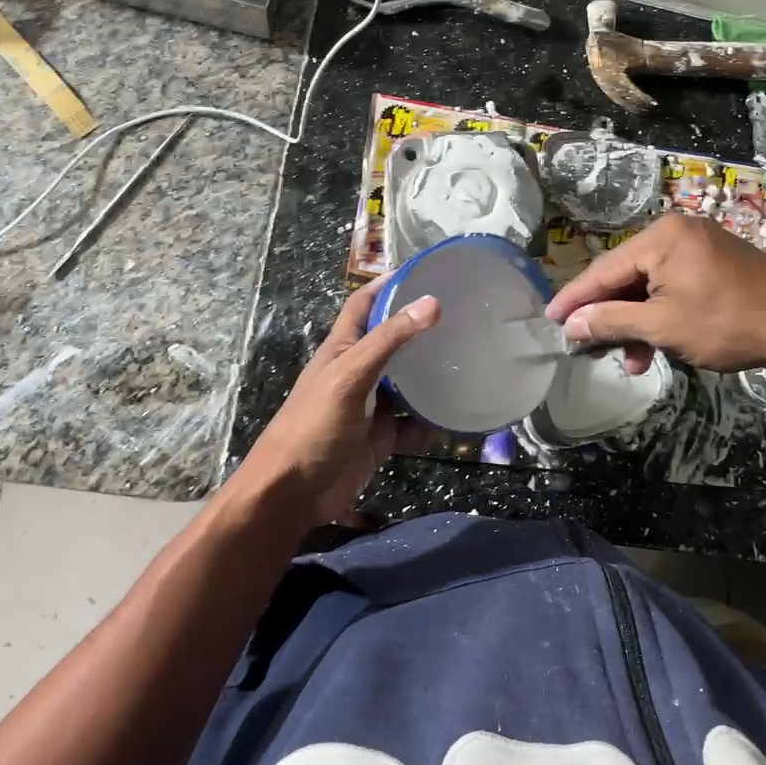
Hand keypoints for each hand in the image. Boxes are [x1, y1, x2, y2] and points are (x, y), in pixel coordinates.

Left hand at [231, 279, 440, 528]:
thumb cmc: (313, 426)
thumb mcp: (350, 377)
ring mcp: (370, 407)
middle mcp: (358, 373)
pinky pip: (413, 426)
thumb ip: (388, 341)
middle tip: (464, 318)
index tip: (424, 271)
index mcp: (342, 349)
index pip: (363, 305)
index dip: (387, 284)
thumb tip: (432, 302)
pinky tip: (459, 420)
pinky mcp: (381, 438)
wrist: (293, 494)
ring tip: (472, 364)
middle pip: (393, 343)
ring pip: (408, 386)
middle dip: (422, 331)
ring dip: (433, 379)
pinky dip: (432, 424)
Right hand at [546, 213, 765, 383]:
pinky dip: (662, 315)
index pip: (604, 268)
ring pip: (651, 285)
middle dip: (610, 316)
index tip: (550, 318)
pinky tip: (659, 347)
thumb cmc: (726, 323)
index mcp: (662, 237)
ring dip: (638, 323)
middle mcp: (678, 231)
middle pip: (627, 275)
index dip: (575, 297)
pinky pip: (674, 286)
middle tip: (587, 345)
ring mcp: (701, 245)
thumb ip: (611, 321)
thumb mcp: (662, 326)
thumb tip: (571, 325)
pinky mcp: (718, 263)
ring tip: (634, 362)